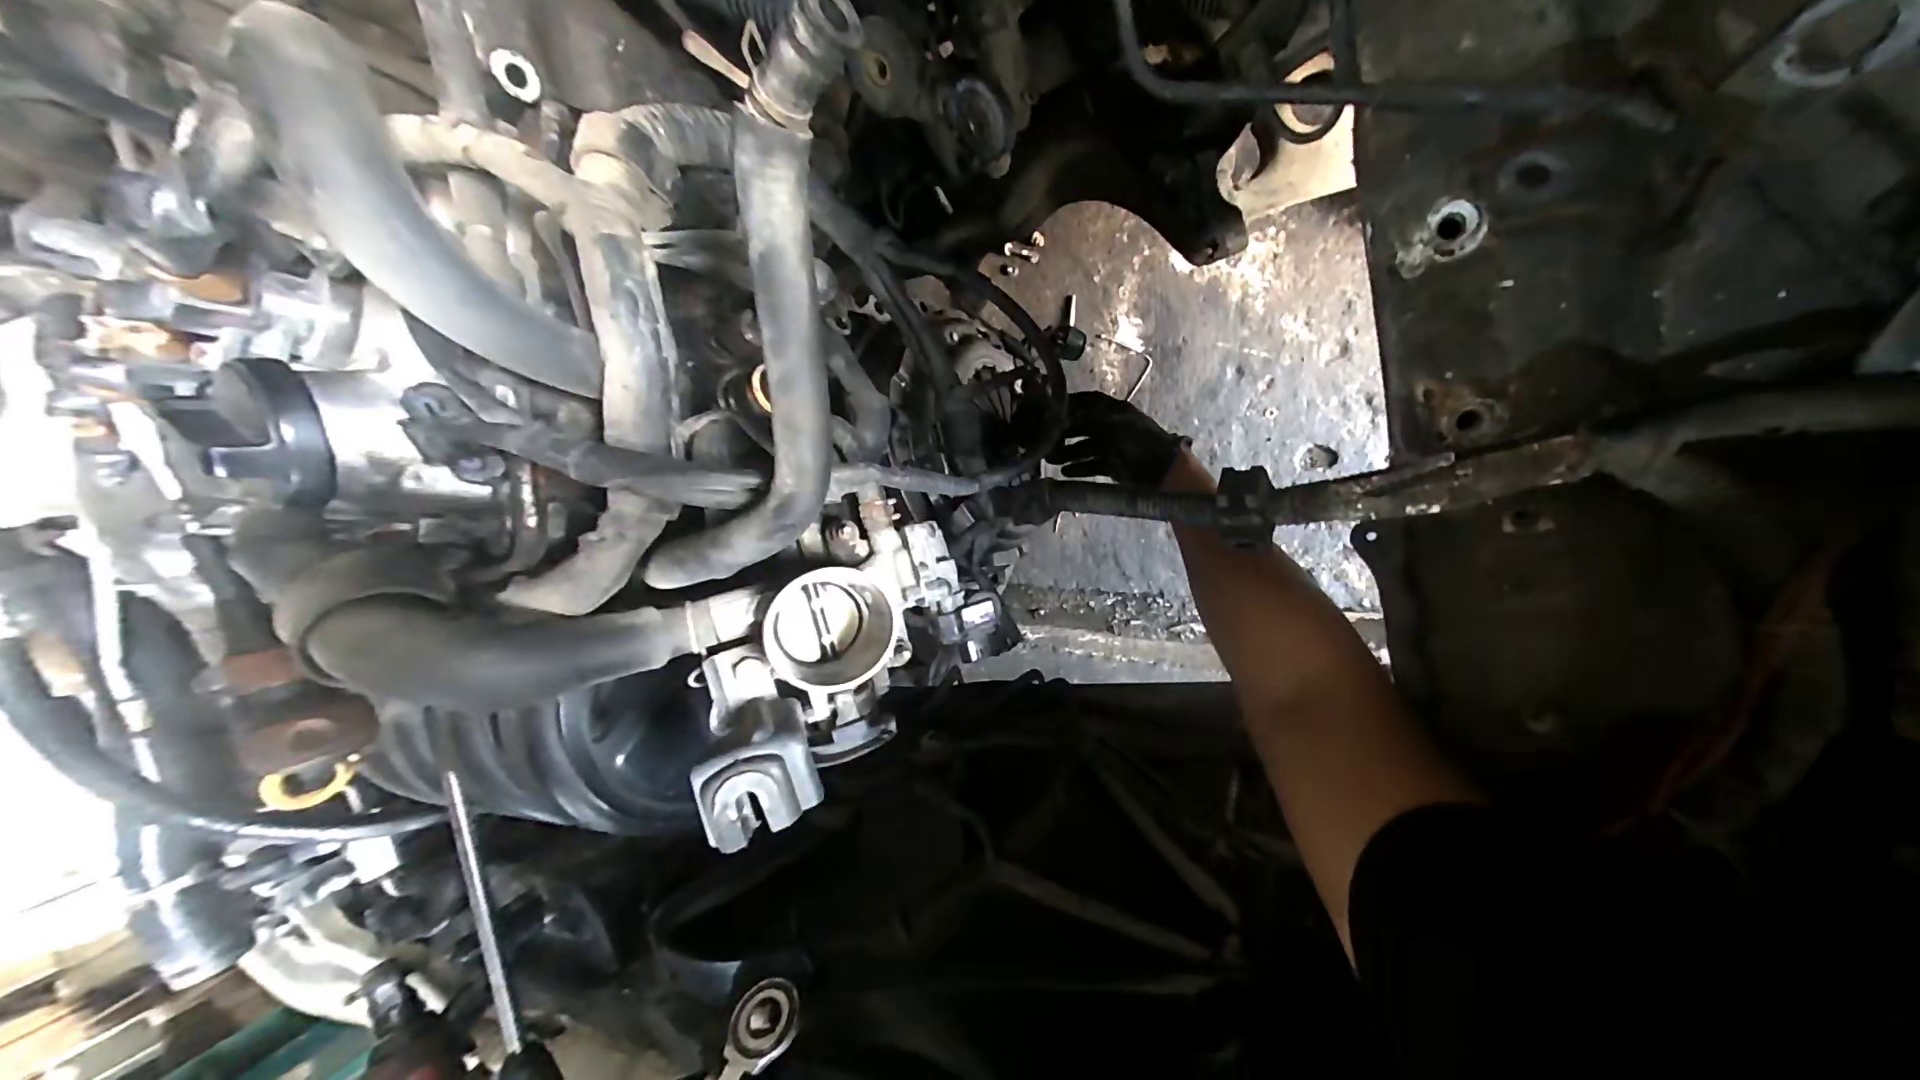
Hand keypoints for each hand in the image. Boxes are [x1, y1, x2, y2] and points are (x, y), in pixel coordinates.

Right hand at [1045, 391, 1189, 486]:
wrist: (1161, 469)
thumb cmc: (1139, 441)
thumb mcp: (1113, 425)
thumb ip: (1088, 419)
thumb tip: (1063, 417)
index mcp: (1115, 410)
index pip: (1088, 402)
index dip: (1070, 403)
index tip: (1050, 409)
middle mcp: (1111, 426)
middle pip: (1082, 427)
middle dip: (1064, 434)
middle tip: (1046, 441)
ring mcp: (1112, 446)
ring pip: (1084, 448)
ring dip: (1068, 453)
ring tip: (1052, 459)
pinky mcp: (1112, 465)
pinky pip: (1091, 465)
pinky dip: (1079, 469)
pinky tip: (1065, 473)